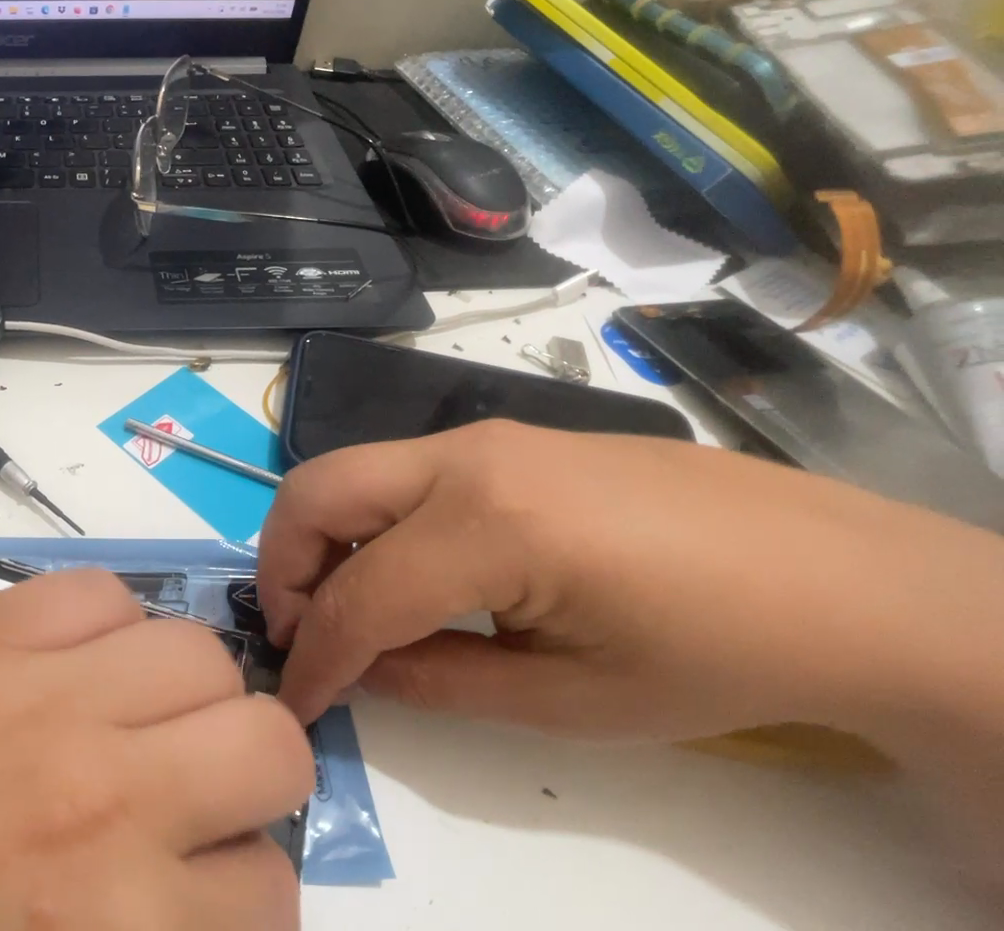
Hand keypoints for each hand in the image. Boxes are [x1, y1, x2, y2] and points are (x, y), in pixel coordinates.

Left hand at [0, 569, 312, 929]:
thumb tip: (207, 890)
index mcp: (112, 921)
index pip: (270, 891)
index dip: (243, 886)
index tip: (202, 878)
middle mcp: (102, 795)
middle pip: (269, 746)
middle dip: (249, 773)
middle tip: (191, 788)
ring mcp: (40, 694)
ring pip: (202, 653)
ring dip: (187, 693)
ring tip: (132, 714)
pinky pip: (101, 593)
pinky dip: (108, 626)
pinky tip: (72, 663)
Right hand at [257, 421, 1003, 746]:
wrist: (855, 582)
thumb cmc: (720, 655)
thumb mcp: (568, 698)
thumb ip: (435, 682)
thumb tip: (354, 671)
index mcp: (488, 524)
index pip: (358, 596)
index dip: (314, 658)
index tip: (292, 702)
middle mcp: (468, 456)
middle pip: (316, 492)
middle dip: (282, 567)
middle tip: (296, 633)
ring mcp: (488, 436)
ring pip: (350, 470)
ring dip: (322, 538)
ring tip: (344, 607)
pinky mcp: (510, 438)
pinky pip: (401, 472)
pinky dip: (369, 521)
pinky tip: (406, 572)